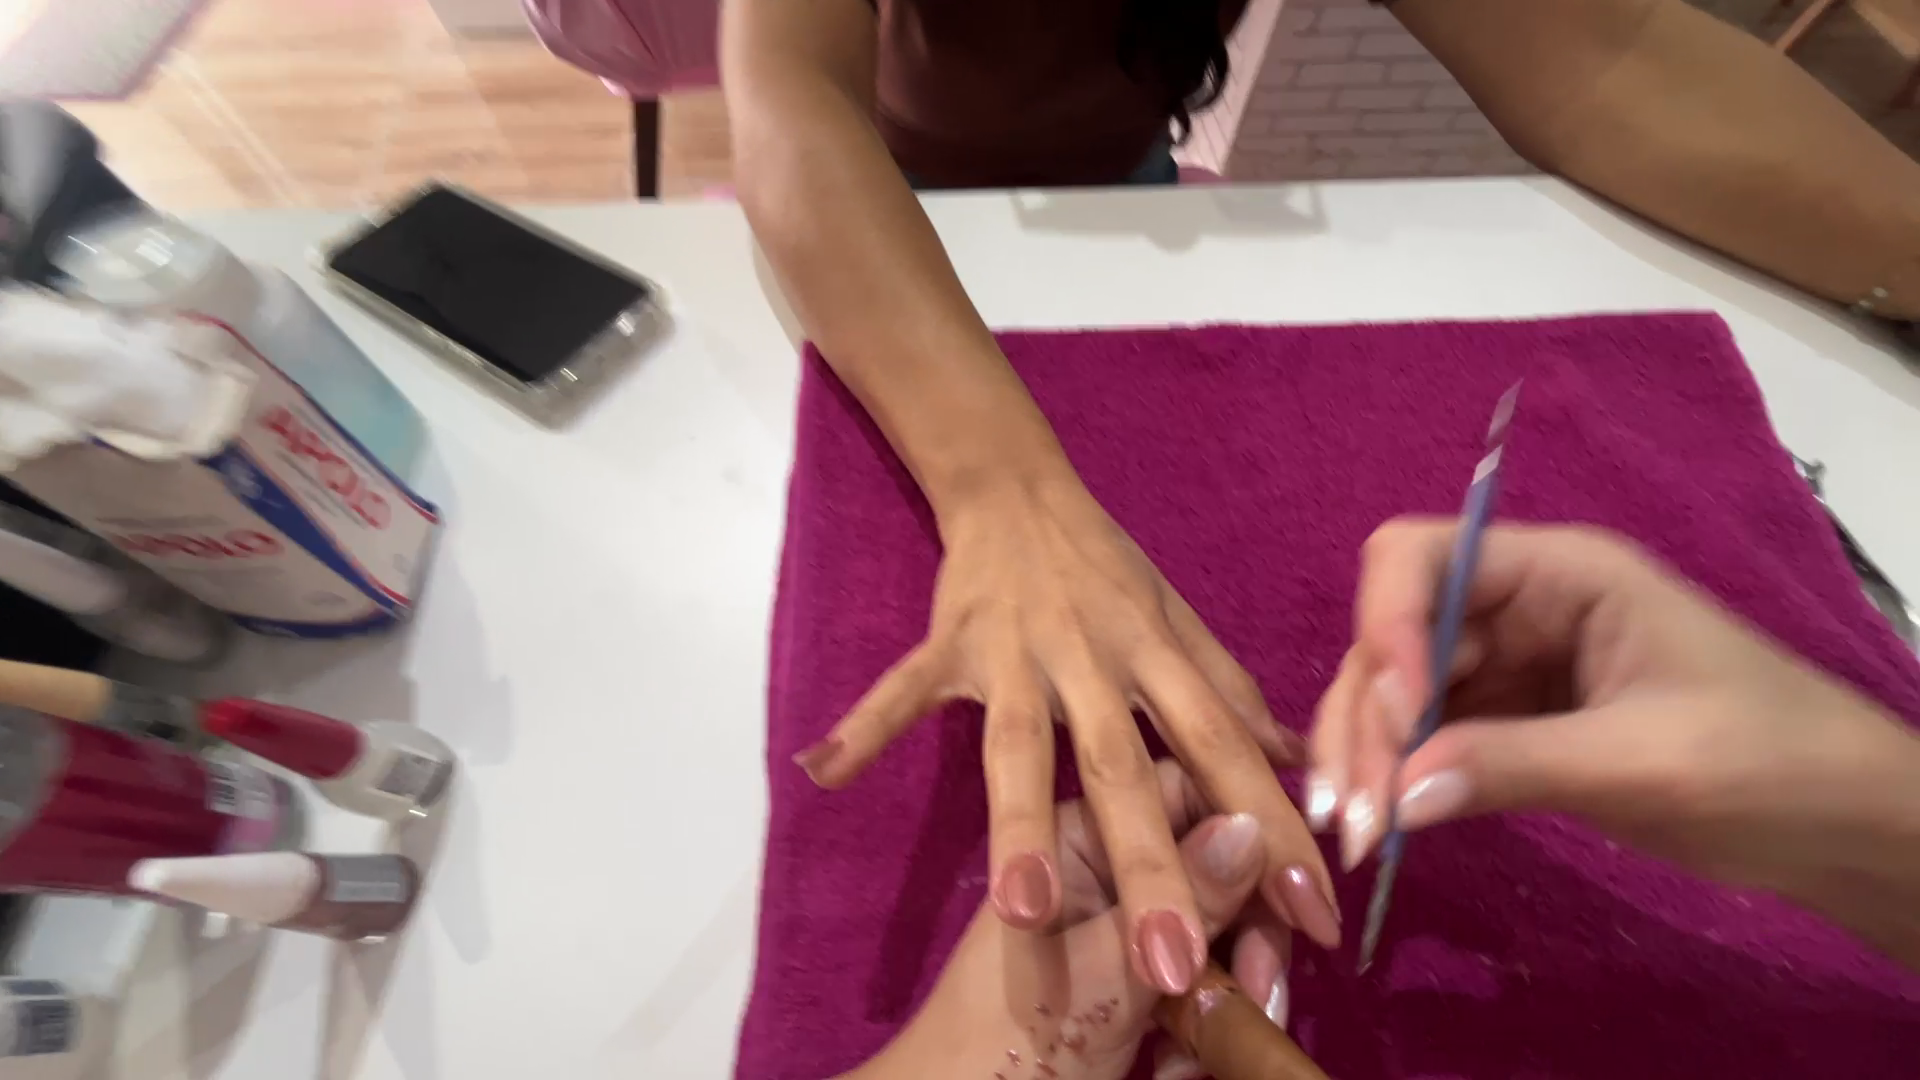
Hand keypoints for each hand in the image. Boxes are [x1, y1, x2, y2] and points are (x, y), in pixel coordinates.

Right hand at [794, 476, 1338, 996]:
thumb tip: (1284, 756)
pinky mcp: (949, 644)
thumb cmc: (1104, 563)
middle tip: (1175, 965)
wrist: (1018, 489)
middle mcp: (1090, 656)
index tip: (1314, 922)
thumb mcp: (1175, 613)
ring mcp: (1013, 652)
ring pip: (1019, 743)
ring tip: (1023, 911)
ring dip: (1020, 821)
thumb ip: (1226, 685)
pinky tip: (821, 771)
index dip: (1273, 827)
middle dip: (1151, 863)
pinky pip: (905, 690)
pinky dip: (865, 727)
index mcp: (1154, 651)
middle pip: (1123, 764)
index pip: (1221, 744)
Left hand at [844, 762, 1280, 1079]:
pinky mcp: (1134, 972)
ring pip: (1217, 930)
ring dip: (1234, 994)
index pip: (1186, 796)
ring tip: (1212, 1060)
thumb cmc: (1012, 1039)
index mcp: (1084, 831)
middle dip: (1250, 938)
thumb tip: (1257, 817)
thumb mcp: (1105, 970)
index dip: (1254, 842)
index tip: (1304, 911)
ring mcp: (1122, 916)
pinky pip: (1199, 976)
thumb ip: (1182, 895)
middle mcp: (1107, 859)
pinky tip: (1187, 1071)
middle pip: (1215, 868)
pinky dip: (1207, 1025)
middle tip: (1264, 1005)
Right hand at [1310, 518, 1919, 962]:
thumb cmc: (1781, 769)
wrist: (1857, 837)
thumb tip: (1394, 798)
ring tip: (1355, 828)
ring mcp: (1491, 661)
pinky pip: (1410, 733)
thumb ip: (1513, 766)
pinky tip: (1375, 818)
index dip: (1387, 621)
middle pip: (1387, 637)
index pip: (1417, 557)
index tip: (1397, 712)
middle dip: (1364, 717)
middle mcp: (1504, 606)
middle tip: (1356, 807)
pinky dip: (1385, 773)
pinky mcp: (1487, 715)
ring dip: (1360, 751)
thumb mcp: (1652, 762)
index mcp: (1554, 573)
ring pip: (1384, 689)